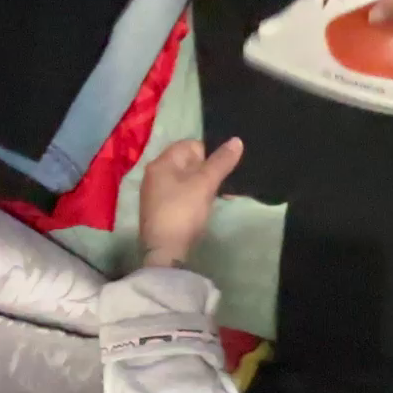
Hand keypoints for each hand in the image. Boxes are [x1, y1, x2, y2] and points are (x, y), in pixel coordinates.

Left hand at [138, 137, 242, 266]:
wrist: (165, 252)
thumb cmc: (183, 212)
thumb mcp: (205, 184)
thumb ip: (221, 162)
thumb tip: (237, 140)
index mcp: (161, 163)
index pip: (190, 145)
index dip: (209, 155)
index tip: (220, 172)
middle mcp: (155, 174)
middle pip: (188, 163)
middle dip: (208, 172)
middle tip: (221, 187)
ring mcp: (155, 194)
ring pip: (186, 181)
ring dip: (203, 187)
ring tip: (215, 199)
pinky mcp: (160, 211)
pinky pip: (181, 196)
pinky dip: (194, 199)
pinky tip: (202, 210)